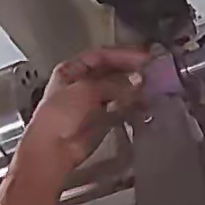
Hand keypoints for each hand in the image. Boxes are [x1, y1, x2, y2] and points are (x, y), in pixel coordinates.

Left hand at [18, 46, 151, 183]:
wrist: (54, 149)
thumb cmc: (60, 116)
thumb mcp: (86, 89)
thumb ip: (114, 83)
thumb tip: (137, 81)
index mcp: (71, 70)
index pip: (101, 56)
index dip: (123, 54)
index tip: (144, 57)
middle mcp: (82, 84)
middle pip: (111, 72)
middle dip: (130, 71)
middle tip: (151, 71)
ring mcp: (91, 102)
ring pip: (117, 90)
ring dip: (133, 88)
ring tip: (150, 87)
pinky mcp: (100, 120)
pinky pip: (120, 108)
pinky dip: (131, 105)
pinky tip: (143, 103)